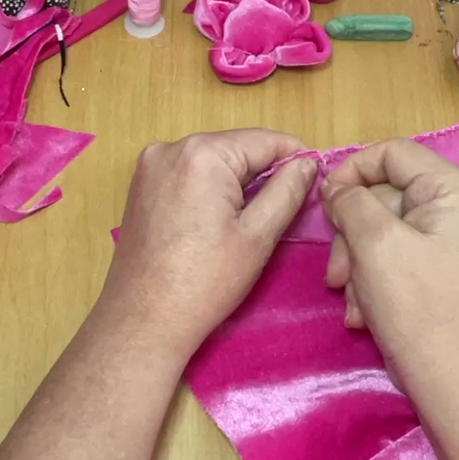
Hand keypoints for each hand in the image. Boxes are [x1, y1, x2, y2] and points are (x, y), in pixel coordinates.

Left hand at [99, 129, 318, 357]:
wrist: (142, 319)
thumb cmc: (204, 282)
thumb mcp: (258, 235)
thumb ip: (287, 190)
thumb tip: (307, 162)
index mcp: (202, 153)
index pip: (264, 140)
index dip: (296, 157)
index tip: (318, 179)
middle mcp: (170, 148)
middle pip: (235, 148)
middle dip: (264, 172)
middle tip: (288, 207)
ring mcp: (150, 166)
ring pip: (212, 161)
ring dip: (236, 181)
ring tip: (253, 219)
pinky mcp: (140, 186)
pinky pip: (188, 174)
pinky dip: (209, 188)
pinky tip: (218, 221)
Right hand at [321, 139, 458, 400]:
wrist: (449, 380)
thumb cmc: (416, 305)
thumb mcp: (375, 243)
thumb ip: (351, 201)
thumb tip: (337, 189)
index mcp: (457, 190)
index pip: (393, 153)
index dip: (352, 170)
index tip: (325, 202)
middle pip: (385, 196)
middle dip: (352, 234)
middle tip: (336, 272)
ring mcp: (454, 239)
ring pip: (384, 229)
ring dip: (357, 262)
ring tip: (350, 298)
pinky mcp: (443, 268)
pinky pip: (396, 254)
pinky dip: (373, 278)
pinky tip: (363, 310)